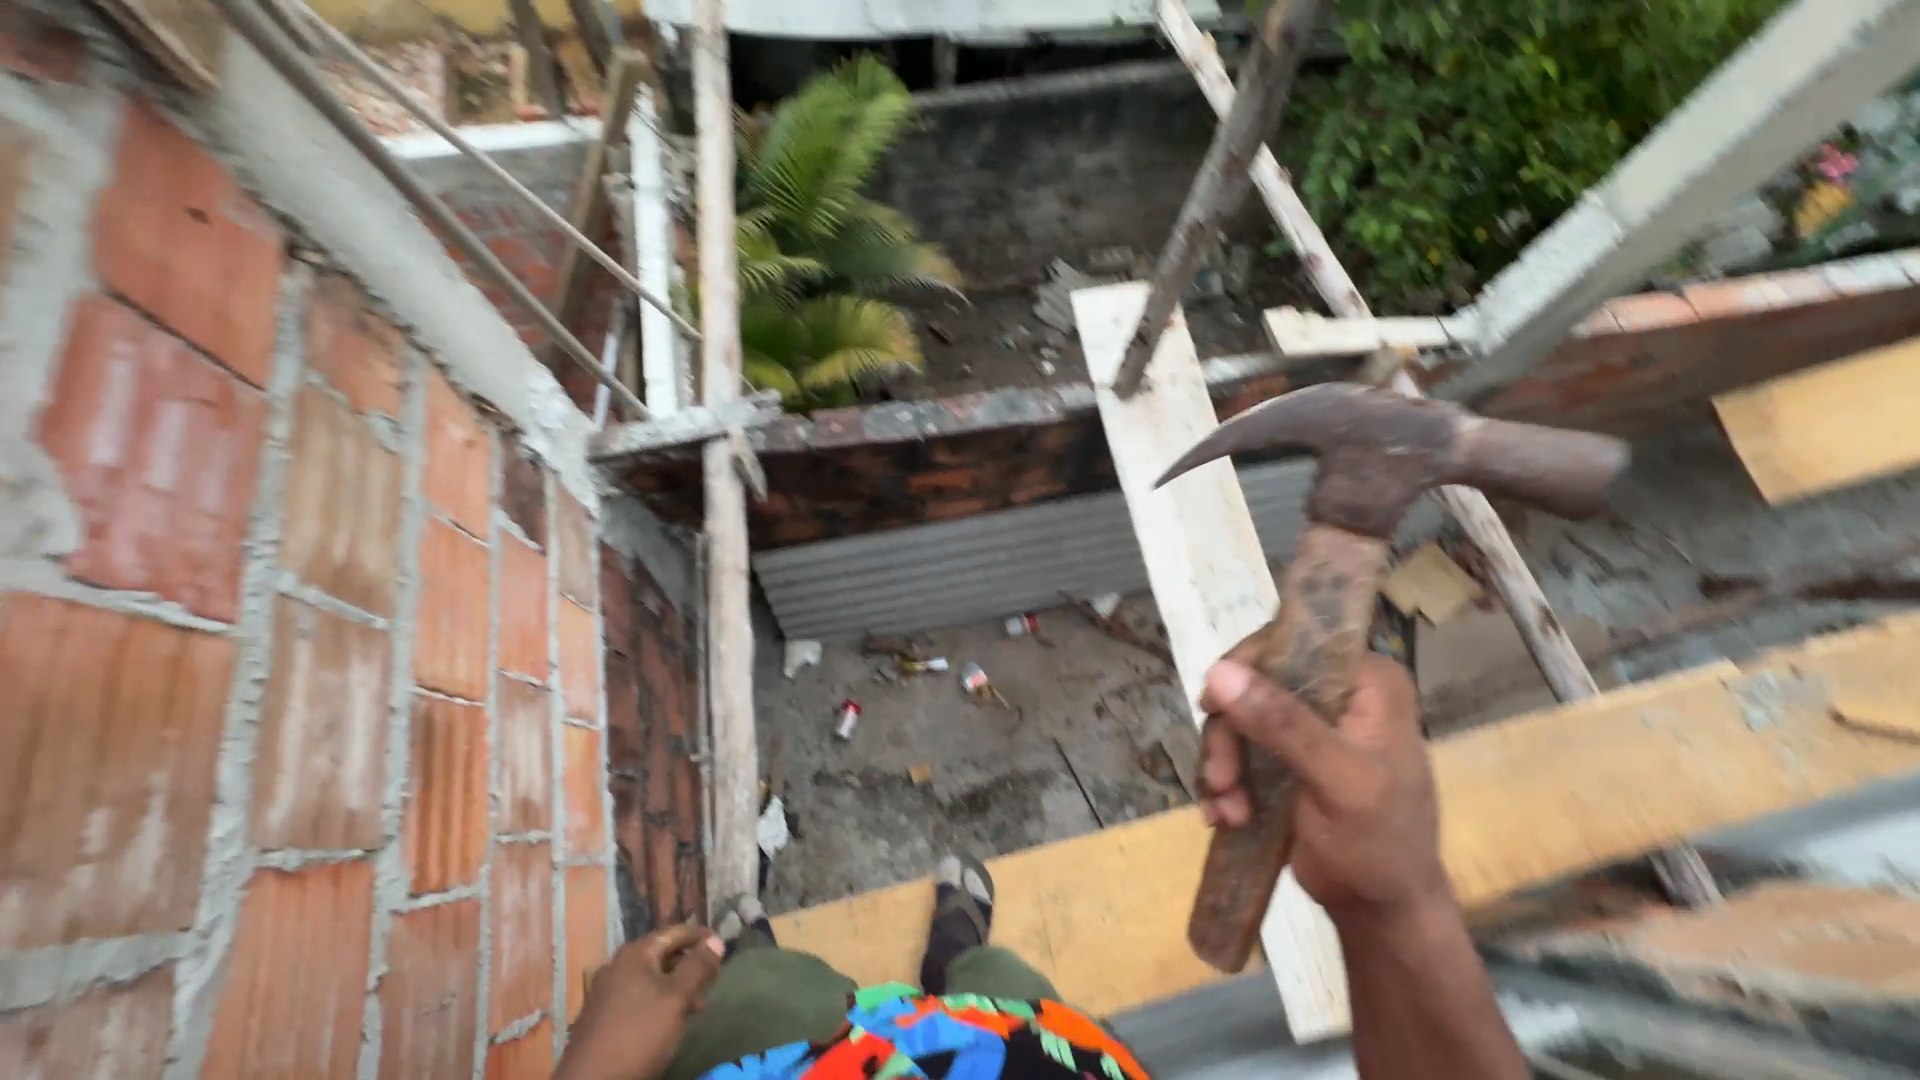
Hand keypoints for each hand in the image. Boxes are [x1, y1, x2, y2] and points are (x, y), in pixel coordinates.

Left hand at [556, 924, 723, 1079]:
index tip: (722, 946)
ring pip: (650, 978)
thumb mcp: (676, 999)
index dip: (701, 937)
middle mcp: (617, 966)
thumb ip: (698, 968)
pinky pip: (637, 997)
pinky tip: (668, 1021)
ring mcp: (606, 992)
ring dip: (676, 986)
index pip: (676, 932)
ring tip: (696, 1005)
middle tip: (712, 979)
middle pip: (662, 954)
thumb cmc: (638, 1034)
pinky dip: (658, 1001)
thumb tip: (716, 941)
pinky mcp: (601, 1016)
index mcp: (635, 954)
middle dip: (689, 964)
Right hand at [1198, 651, 1449, 923]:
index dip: (1245, 667)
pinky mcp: (1285, 757)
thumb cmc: (1380, 846)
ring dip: (1223, 766)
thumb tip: (1217, 671)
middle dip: (1229, 735)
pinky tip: (1226, 816)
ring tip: (1228, 810)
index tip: (1215, 707)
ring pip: (1237, 718)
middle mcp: (1336, 691)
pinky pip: (1237, 750)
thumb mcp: (1338, 781)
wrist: (1383, 913)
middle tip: (1222, 780)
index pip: (1292, 640)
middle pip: (1253, 682)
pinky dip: (1225, 783)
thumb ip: (1283, 724)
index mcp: (1366, 680)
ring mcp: (1308, 725)